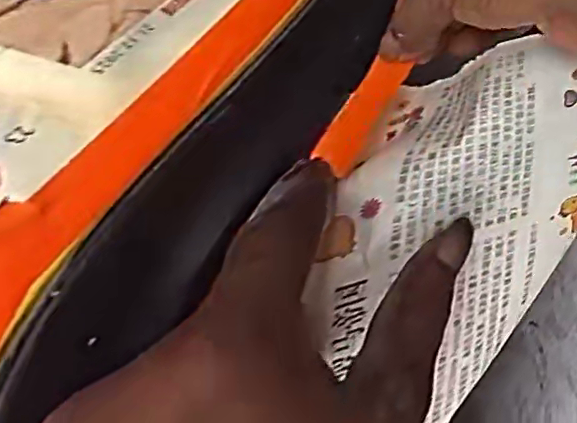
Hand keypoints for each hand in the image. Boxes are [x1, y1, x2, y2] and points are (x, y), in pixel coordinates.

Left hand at [47, 161, 470, 422]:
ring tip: (254, 391)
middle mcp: (136, 382)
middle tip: (303, 315)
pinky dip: (169, 401)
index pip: (271, 240)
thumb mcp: (384, 408)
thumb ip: (417, 314)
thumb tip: (451, 242)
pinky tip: (215, 420)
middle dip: (260, 308)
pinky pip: (124, 406)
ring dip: (210, 361)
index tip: (310, 177)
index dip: (298, 200)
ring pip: (163, 362)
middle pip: (215, 308)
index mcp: (229, 348)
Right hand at [380, 0, 576, 63]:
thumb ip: (411, 15)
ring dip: (457, 29)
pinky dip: (488, 36)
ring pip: (483, 3)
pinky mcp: (553, 3)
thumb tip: (394, 48)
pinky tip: (473, 53)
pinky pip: (510, 20)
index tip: (397, 19)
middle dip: (432, 13)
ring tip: (438, 55)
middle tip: (413, 48)